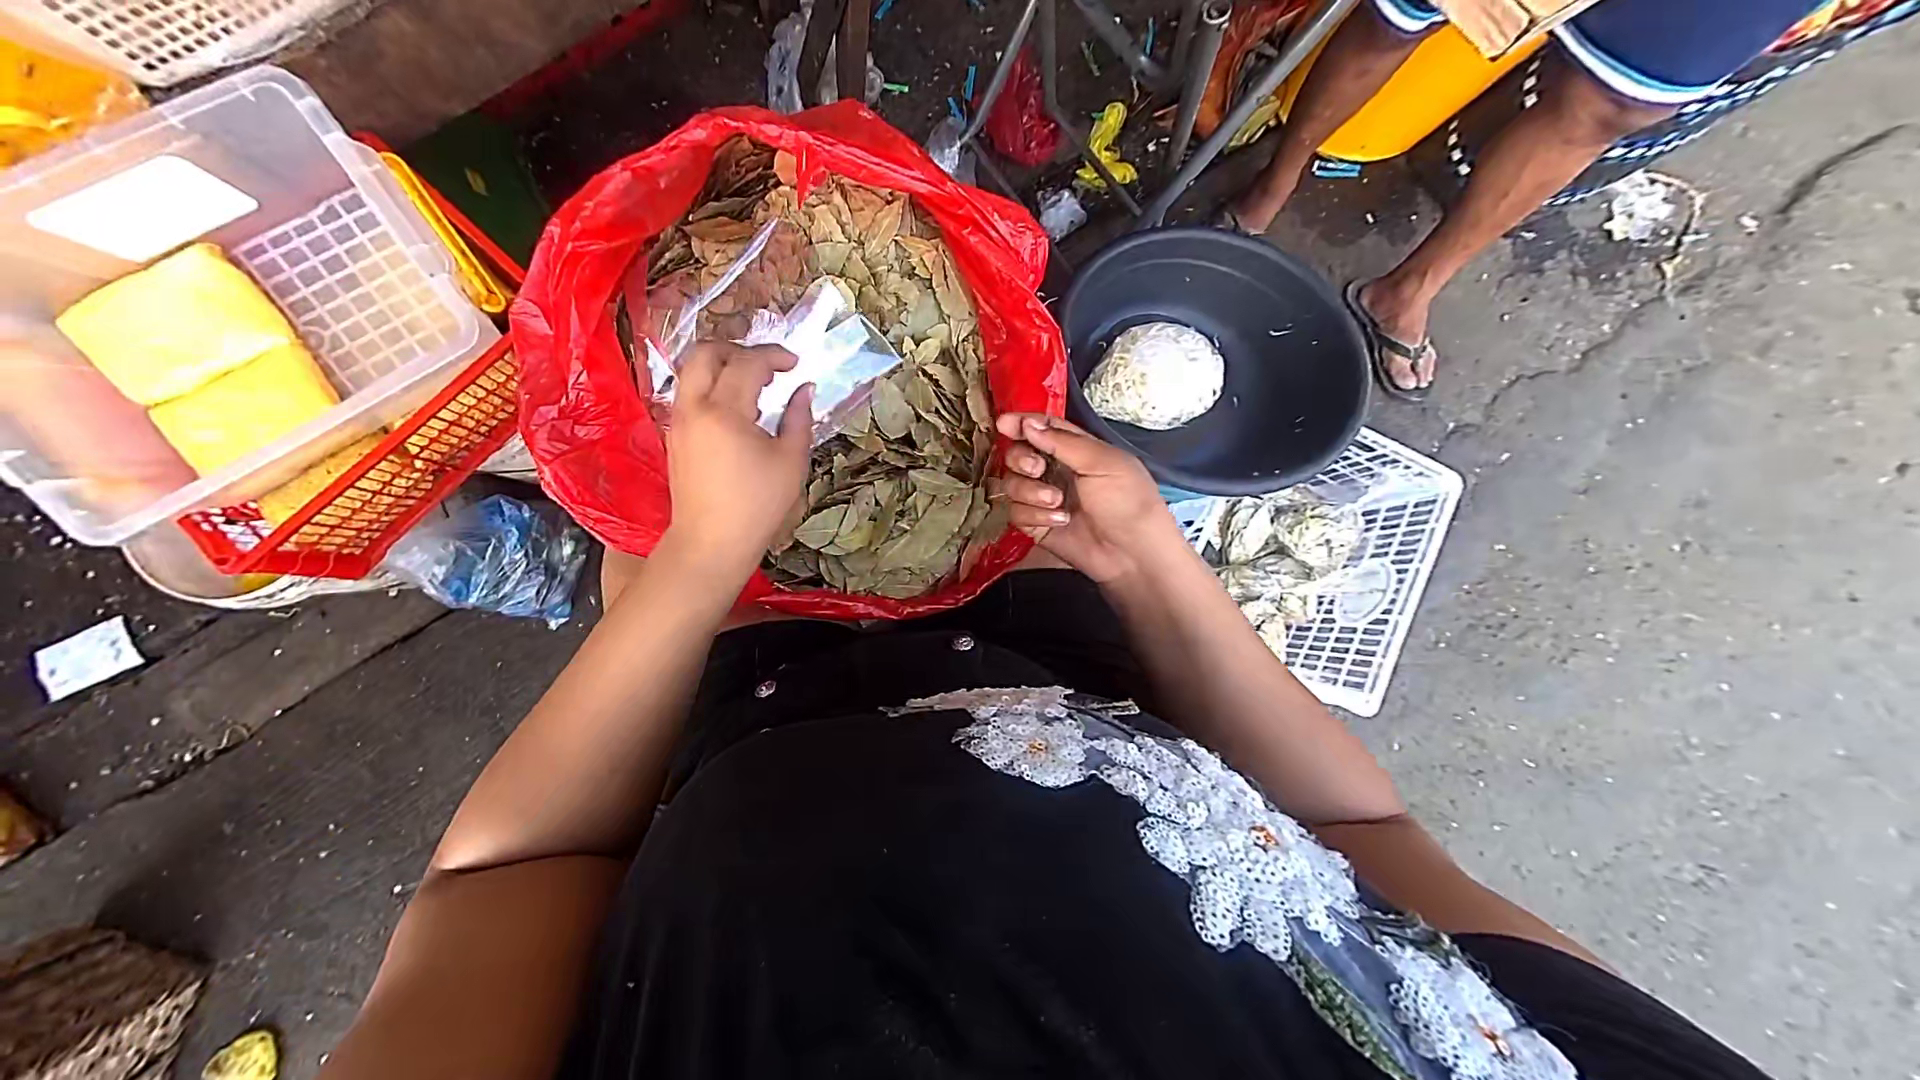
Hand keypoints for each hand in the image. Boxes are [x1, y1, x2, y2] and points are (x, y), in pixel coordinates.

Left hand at [662, 343, 813, 575]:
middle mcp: (693, 408)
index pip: (747, 363)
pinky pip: (688, 395)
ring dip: (720, 367)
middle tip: (766, 366)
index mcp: (724, 411)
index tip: (796, 364)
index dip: (774, 356)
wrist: (711, 543)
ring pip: (690, 371)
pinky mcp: (673, 437)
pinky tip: (735, 410)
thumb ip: (799, 418)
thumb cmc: (758, 506)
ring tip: (751, 385)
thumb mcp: (791, 462)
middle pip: (705, 353)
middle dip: (737, 349)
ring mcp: (678, 422)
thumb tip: (804, 390)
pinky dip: (710, 388)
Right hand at [993, 413, 1186, 583]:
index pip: (1042, 428)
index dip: (1021, 423)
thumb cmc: (1129, 503)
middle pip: (1019, 454)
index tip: (1004, 424)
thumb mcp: (1102, 462)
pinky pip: (1016, 512)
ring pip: (1013, 484)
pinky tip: (1059, 521)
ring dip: (1029, 491)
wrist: (1131, 553)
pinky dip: (1034, 515)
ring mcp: (1045, 499)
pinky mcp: (1038, 524)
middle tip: (1037, 469)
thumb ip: (1062, 441)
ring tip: (1056, 502)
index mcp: (1076, 450)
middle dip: (1021, 459)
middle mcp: (1057, 472)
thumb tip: (1028, 423)